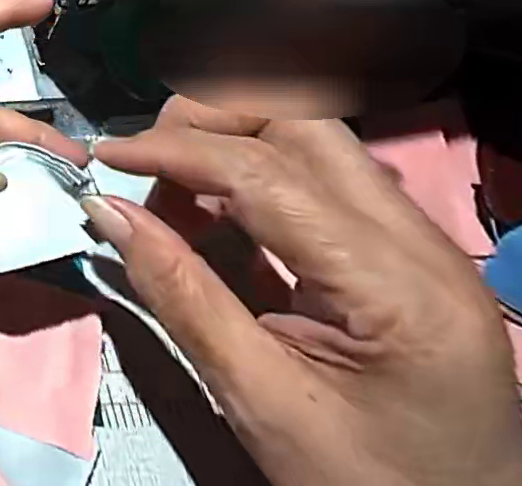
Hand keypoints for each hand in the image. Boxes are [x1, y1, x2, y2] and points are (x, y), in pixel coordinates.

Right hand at [84, 97, 521, 485]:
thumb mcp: (262, 405)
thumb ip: (182, 296)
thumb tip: (109, 212)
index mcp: (393, 283)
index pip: (264, 172)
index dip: (174, 150)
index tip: (106, 156)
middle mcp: (414, 233)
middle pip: (296, 117)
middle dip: (209, 121)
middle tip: (148, 166)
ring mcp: (413, 227)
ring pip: (305, 129)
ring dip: (228, 139)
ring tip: (177, 194)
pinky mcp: (397, 233)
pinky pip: (312, 167)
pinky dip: (249, 168)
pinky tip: (217, 210)